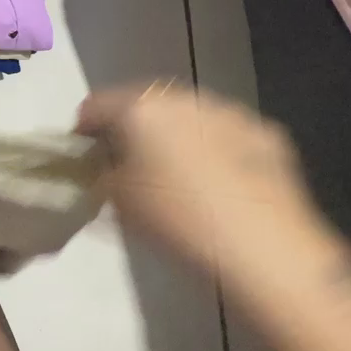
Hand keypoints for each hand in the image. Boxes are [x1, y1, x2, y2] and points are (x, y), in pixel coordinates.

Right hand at [76, 84, 320, 275]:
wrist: (265, 251)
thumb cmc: (176, 221)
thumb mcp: (115, 200)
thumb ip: (99, 172)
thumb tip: (102, 167)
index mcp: (139, 108)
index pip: (93, 106)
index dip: (83, 131)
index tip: (85, 157)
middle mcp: (183, 99)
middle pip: (143, 103)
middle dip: (132, 127)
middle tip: (128, 163)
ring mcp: (230, 112)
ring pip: (187, 115)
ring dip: (174, 133)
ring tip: (176, 172)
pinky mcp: (267, 134)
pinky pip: (225, 134)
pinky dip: (214, 148)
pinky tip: (216, 181)